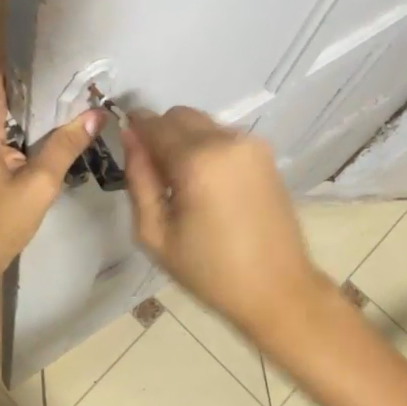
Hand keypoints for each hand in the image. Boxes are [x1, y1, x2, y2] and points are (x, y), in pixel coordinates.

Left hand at [0, 68, 102, 283]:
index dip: (28, 63)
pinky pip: (3, 129)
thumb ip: (66, 145)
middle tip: (78, 81)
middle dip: (39, 84)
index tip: (63, 61)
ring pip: (5, 110)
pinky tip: (54, 130)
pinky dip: (26, 126)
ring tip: (73, 100)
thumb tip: (98, 113)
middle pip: (4, 89)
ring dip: (34, 107)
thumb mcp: (40, 184)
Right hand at [123, 107, 331, 336]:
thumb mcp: (156, 234)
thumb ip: (139, 179)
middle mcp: (226, 141)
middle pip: (179, 115)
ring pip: (202, 123)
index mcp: (197, 161)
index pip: (153, 123)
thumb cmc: (210, 271)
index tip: (128, 151)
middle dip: (161, 134)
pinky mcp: (266, 154)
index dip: (135, 130)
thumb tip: (130, 136)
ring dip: (185, 141)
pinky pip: (223, 137)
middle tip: (157, 176)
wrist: (278, 289)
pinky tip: (209, 188)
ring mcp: (251, 145)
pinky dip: (208, 149)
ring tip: (185, 186)